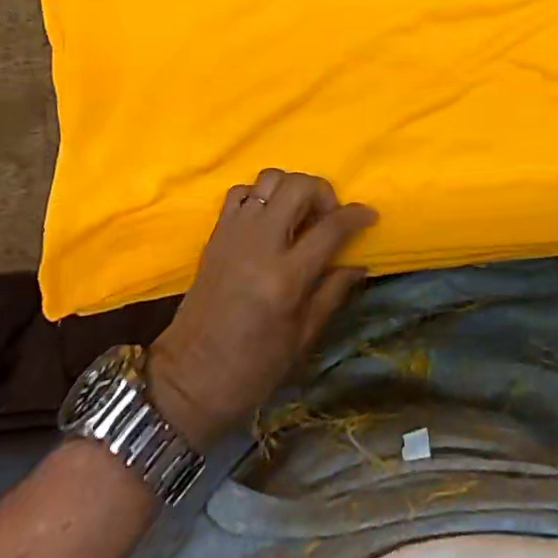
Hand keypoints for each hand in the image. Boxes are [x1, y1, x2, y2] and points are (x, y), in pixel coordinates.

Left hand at [147, 169, 376, 450]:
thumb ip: (333, 292)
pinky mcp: (215, 236)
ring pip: (269, 179)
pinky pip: (240, 192)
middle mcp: (259, 245)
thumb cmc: (253, 367)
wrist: (188, 379)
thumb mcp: (303, 336)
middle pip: (298, 186)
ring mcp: (233, 235)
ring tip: (299, 215)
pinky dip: (259, 195)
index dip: (357, 216)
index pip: (331, 227)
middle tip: (327, 217)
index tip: (369, 215)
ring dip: (291, 189)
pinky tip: (268, 219)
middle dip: (323, 192)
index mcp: (286, 277)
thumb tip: (359, 264)